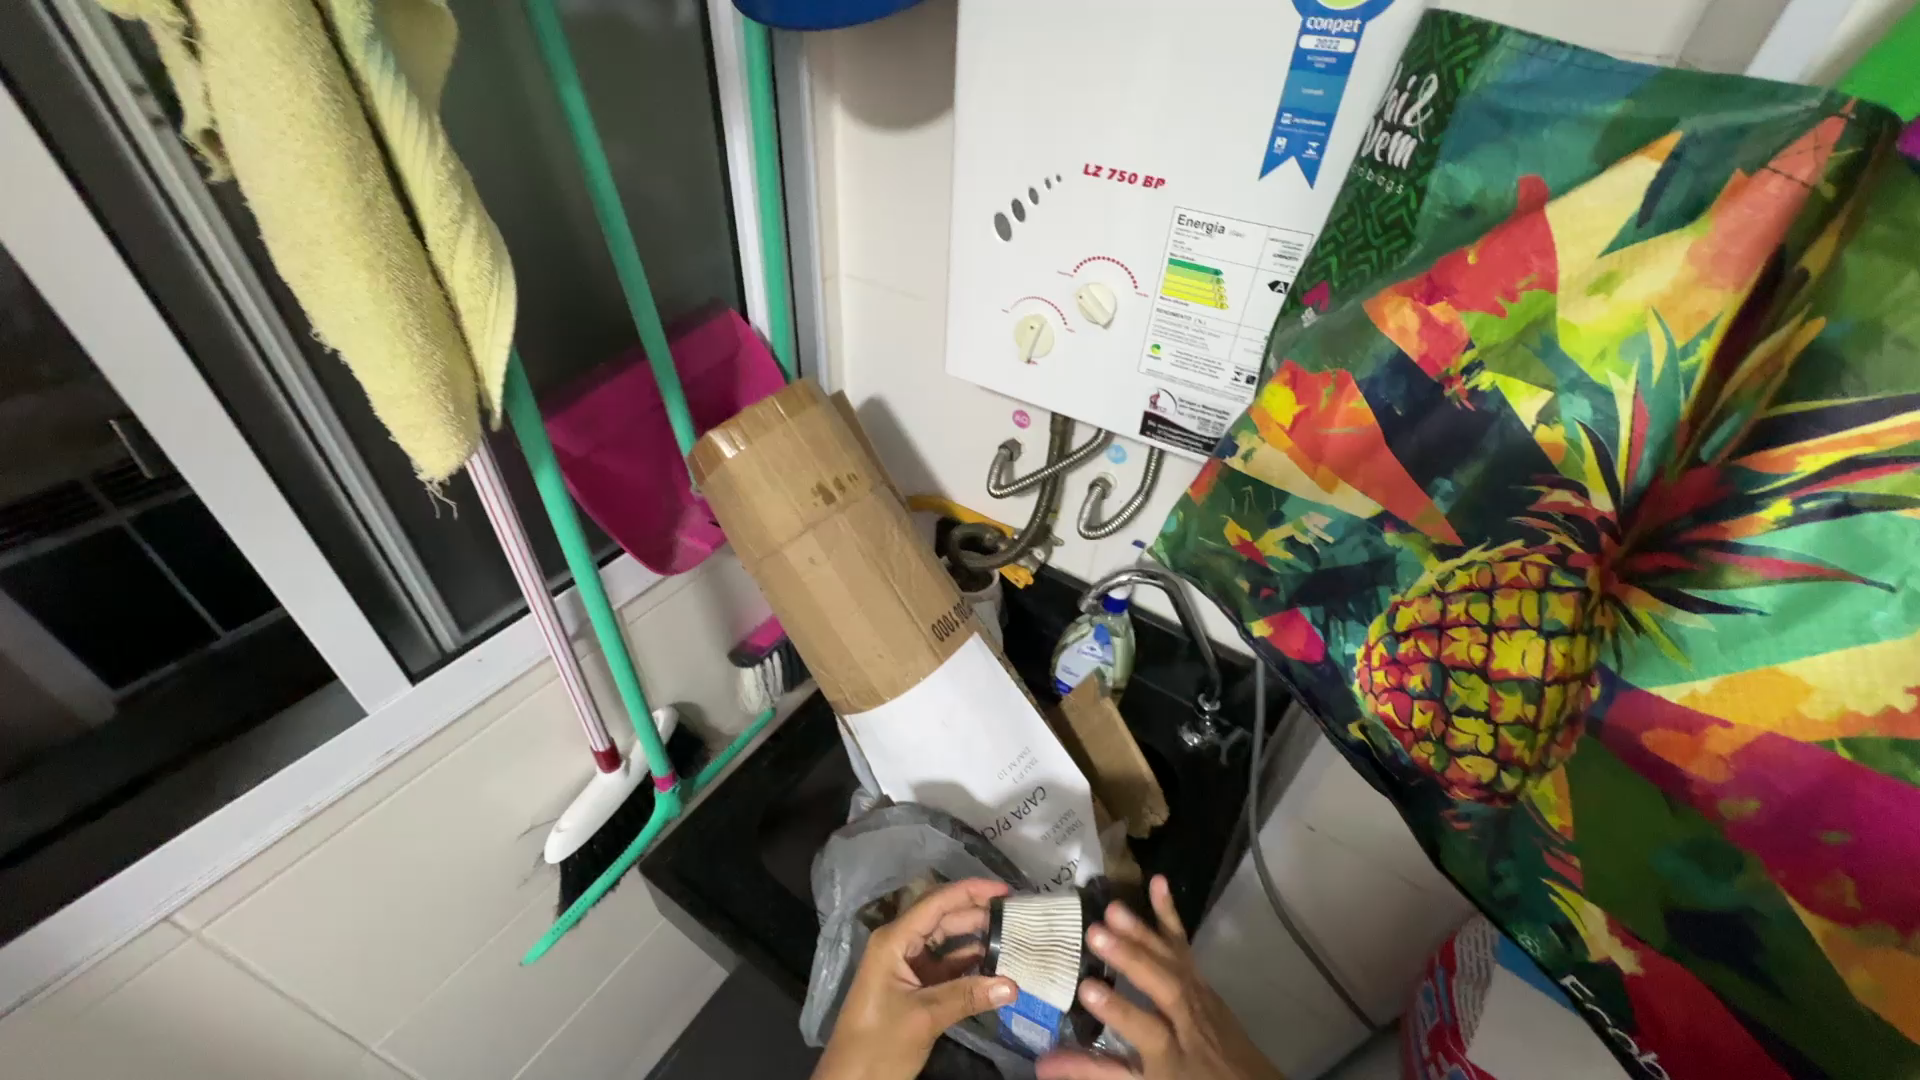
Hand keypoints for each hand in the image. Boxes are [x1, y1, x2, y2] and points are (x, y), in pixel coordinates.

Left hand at [813, 878, 1017, 1079]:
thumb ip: (967, 996)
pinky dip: (968, 965)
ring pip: (946, 941)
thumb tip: (1013, 985)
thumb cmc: (878, 1044)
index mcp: (894, 939)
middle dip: (977, 914)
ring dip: (975, 939)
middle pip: (943, 918)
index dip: (971, 892)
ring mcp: (906, 965)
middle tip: (1015, 915)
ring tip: (1011, 937)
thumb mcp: (924, 1017)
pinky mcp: (913, 986)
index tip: (1005, 890)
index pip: (937, 902)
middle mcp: (900, 944)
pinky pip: (945, 966)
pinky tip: (994, 967)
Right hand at [1037, 875, 1282, 1079]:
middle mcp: (1187, 1020)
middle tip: (1096, 932)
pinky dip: (1171, 914)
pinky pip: (1185, 944)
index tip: (1086, 988)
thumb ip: (1093, 1071)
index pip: (1144, 1029)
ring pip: (1173, 961)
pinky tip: (1158, 882)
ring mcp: (1198, 994)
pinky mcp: (1200, 977)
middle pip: (1163, 986)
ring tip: (1114, 908)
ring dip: (1143, 933)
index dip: (1118, 1010)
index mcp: (1169, 1055)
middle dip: (1132, 959)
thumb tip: (1041, 1064)